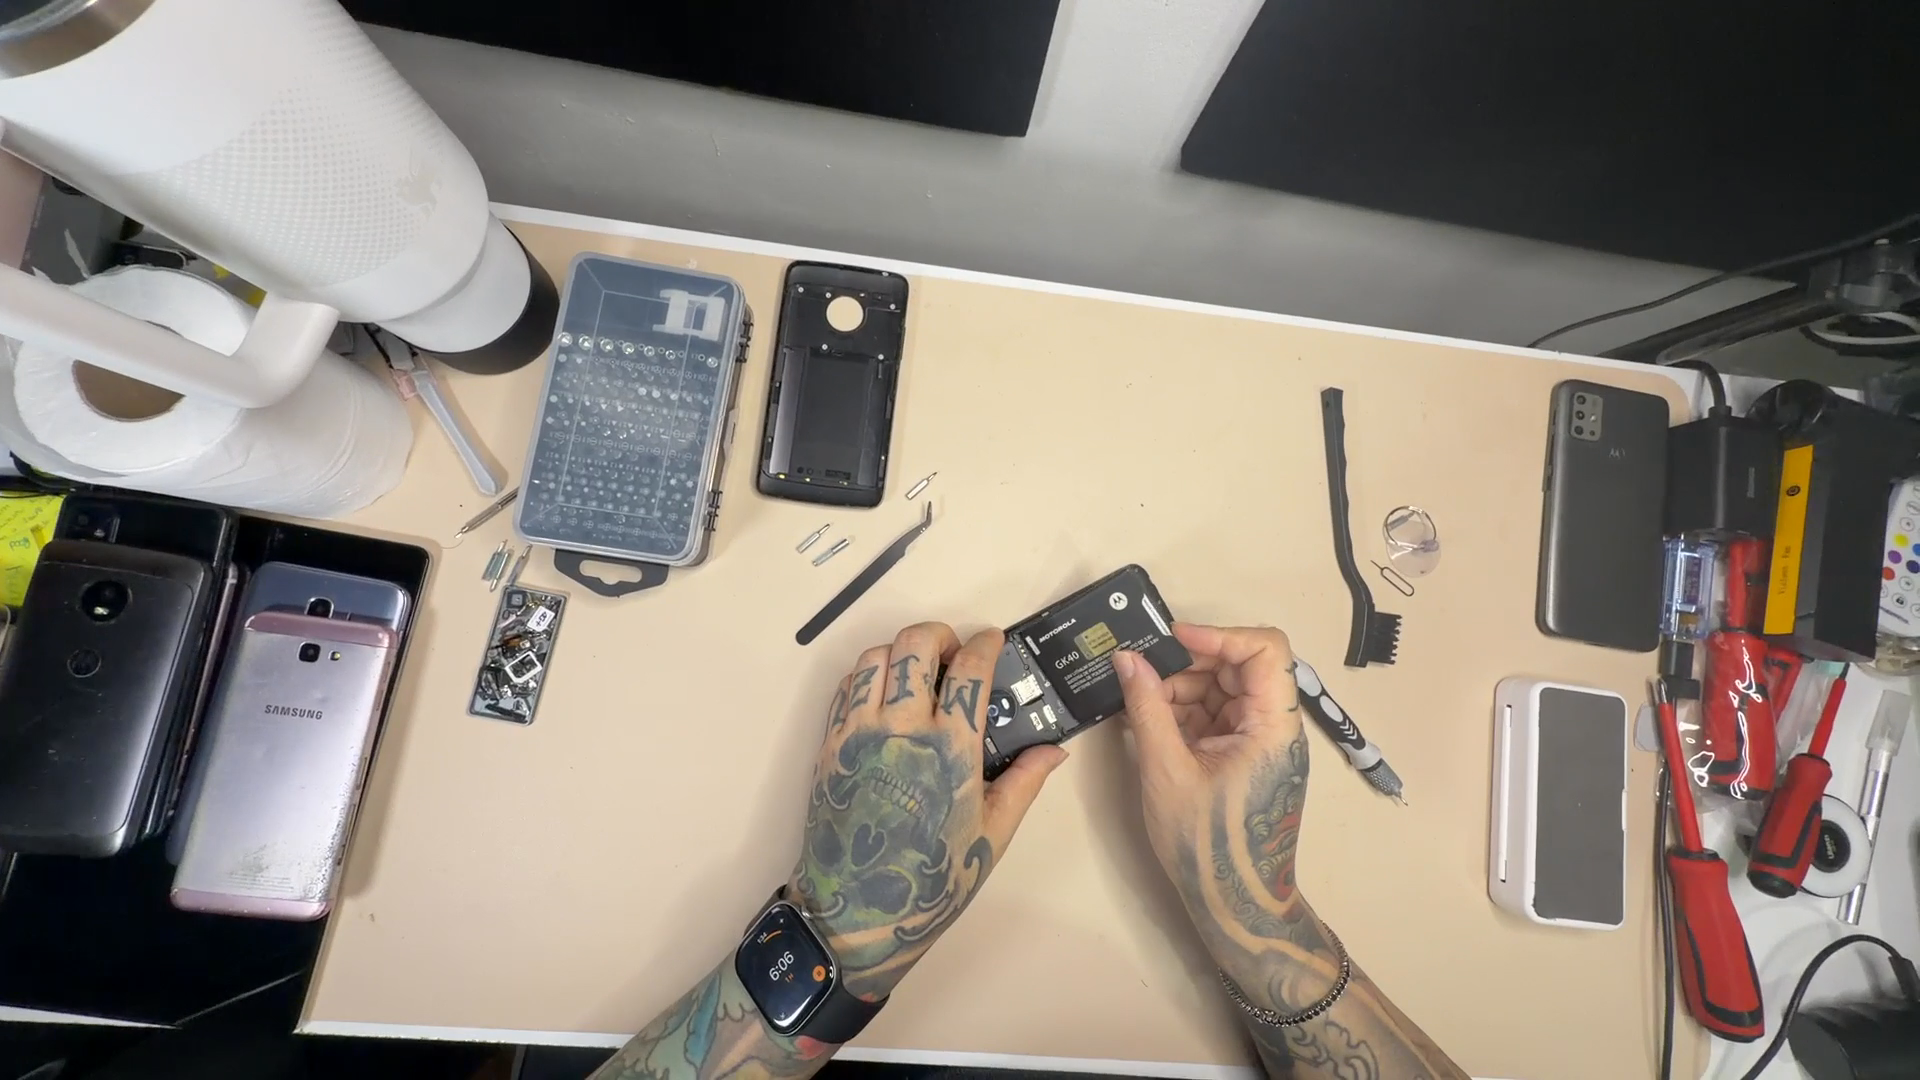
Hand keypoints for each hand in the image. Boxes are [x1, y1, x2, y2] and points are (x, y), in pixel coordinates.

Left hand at [790, 622, 1066, 1001]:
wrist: (856, 910)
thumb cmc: (933, 876)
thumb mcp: (992, 831)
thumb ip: (1025, 780)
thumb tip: (1055, 749)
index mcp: (950, 747)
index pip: (970, 669)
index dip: (986, 643)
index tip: (993, 639)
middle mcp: (902, 727)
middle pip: (916, 644)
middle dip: (940, 633)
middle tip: (953, 650)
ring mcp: (860, 731)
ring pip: (876, 656)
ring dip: (901, 650)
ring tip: (917, 670)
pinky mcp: (831, 742)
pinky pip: (847, 685)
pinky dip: (868, 674)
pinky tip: (885, 692)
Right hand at [1114, 624, 1336, 1004]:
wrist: (1234, 907)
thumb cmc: (1208, 842)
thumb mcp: (1166, 770)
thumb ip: (1146, 707)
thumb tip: (1126, 658)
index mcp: (1271, 725)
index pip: (1265, 651)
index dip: (1219, 635)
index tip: (1171, 639)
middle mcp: (1271, 726)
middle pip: (1238, 667)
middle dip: (1187, 664)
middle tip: (1141, 674)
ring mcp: (1256, 741)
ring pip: (1221, 689)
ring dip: (1178, 688)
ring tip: (1139, 705)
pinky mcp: (1240, 756)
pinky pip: (1212, 715)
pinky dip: (1180, 712)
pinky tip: (1148, 723)